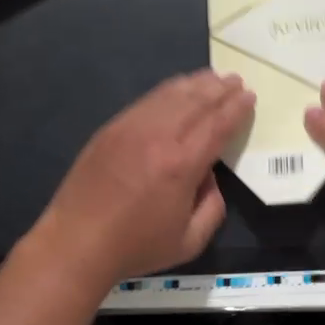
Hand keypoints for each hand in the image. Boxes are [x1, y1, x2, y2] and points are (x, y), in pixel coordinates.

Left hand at [30, 70, 254, 285]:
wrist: (75, 242)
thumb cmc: (134, 246)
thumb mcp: (188, 242)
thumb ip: (212, 208)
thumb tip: (210, 178)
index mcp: (181, 164)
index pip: (217, 125)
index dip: (236, 108)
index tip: (249, 96)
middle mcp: (159, 136)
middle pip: (197, 101)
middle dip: (221, 89)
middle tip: (237, 80)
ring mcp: (133, 127)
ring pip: (172, 94)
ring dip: (197, 83)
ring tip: (214, 77)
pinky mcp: (113, 126)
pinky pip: (149, 99)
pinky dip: (170, 89)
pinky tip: (180, 88)